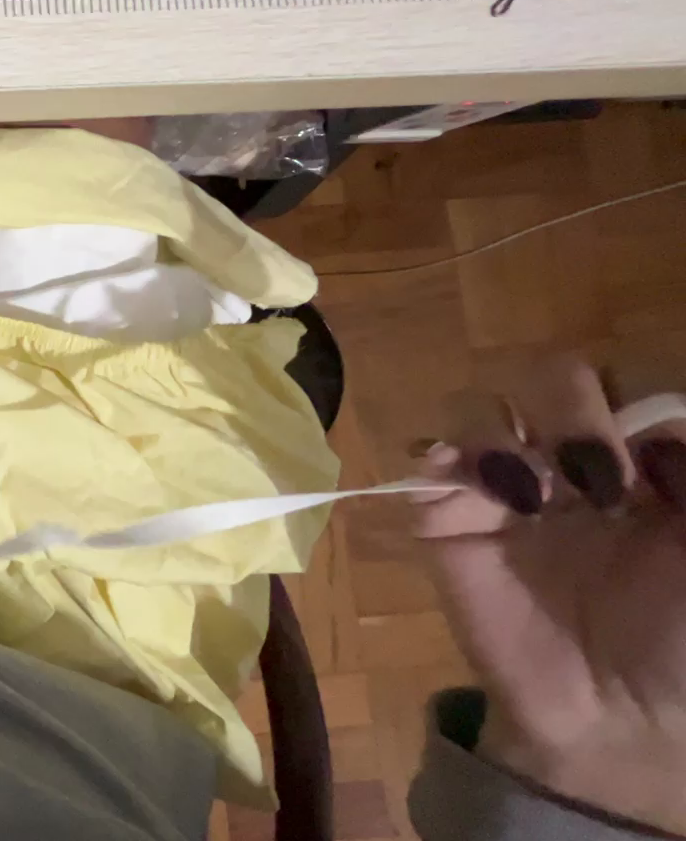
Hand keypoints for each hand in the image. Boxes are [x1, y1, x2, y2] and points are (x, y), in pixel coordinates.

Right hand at [413, 357, 685, 832]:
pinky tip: (486, 491)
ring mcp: (504, 483)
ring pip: (483, 402)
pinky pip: (427, 451)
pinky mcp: (443, 509)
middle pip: (557, 378)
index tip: (667, 473)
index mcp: (654, 469)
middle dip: (577, 411)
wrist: (618, 711)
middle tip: (601, 479)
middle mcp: (575, 462)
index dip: (649, 413)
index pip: (638, 392)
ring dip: (512, 432)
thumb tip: (661, 429)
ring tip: (536, 497)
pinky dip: (449, 453)